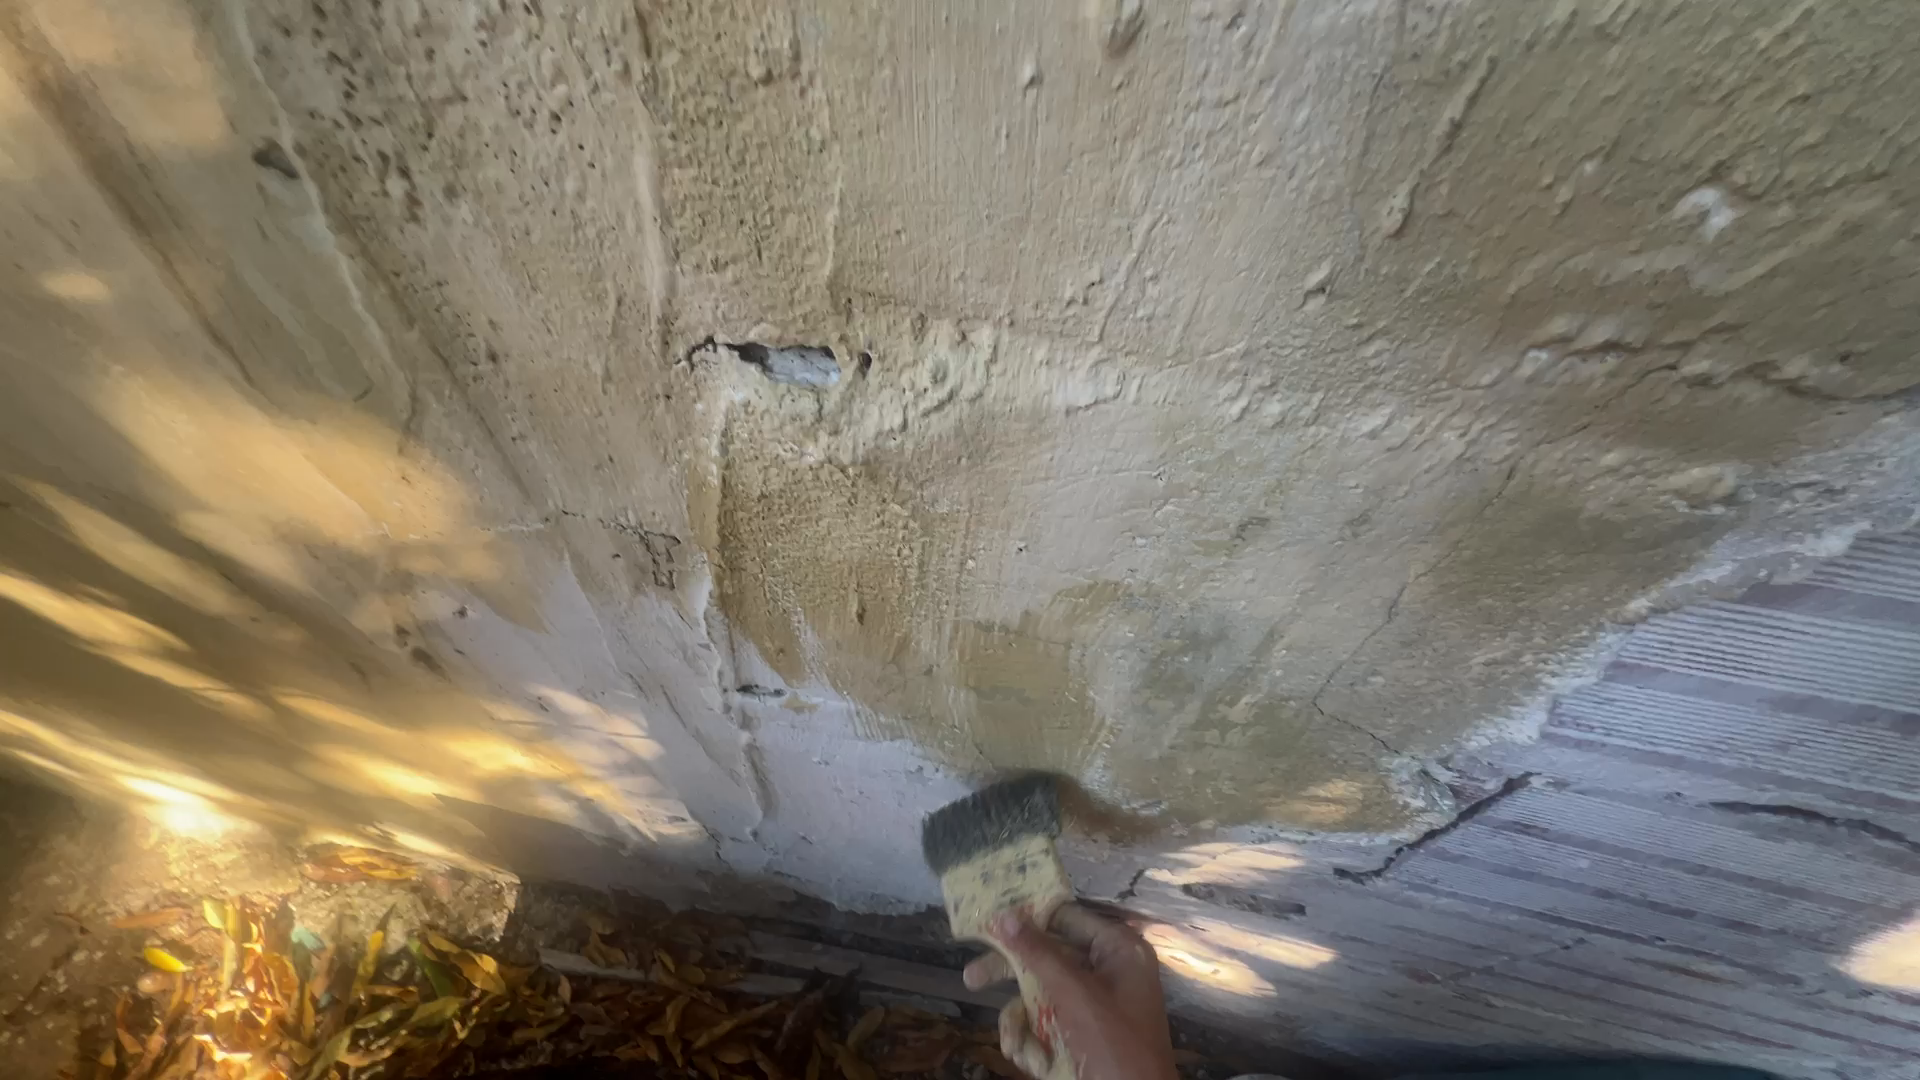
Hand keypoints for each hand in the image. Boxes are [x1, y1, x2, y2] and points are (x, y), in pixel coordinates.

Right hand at [963, 903, 1178, 1079]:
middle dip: (1012, 974)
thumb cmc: (1114, 1046)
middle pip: (1048, 956)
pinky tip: (1032, 1063)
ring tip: (1013, 1046)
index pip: (1065, 917)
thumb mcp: (1075, 995)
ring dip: (1022, 1022)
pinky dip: (1035, 1043)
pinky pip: (1048, 1024)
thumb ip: (1038, 952)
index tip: (991, 917)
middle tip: (971, 978)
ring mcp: (1095, 1006)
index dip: (1028, 915)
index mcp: (1117, 950)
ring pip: (1042, 994)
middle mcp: (1107, 971)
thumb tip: (1005, 915)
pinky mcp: (1084, 1036)